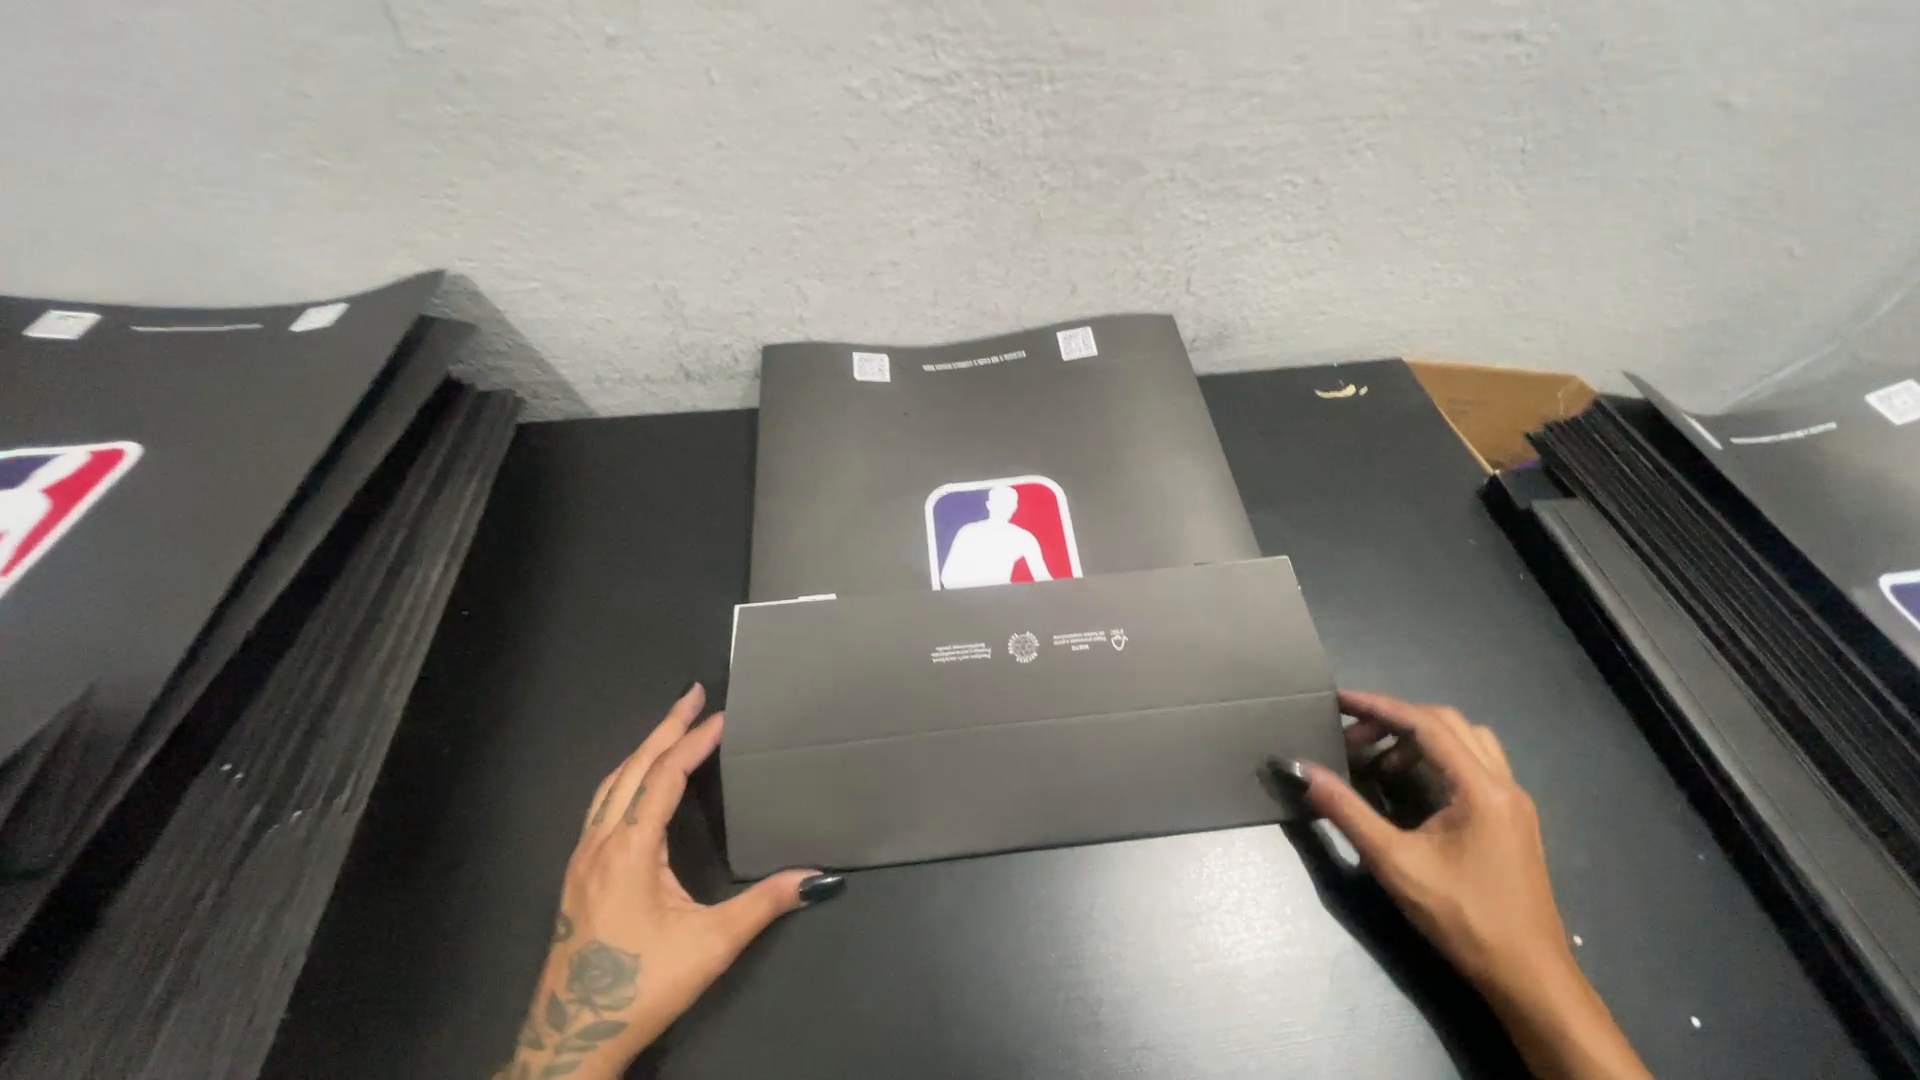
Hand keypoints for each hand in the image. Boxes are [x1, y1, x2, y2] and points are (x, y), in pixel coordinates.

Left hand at [497, 684, 845, 1079]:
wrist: (571, 1036)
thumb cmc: (641, 985)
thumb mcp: (711, 945)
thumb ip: (764, 904)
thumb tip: (819, 878)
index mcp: (629, 850)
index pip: (664, 776)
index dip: (694, 742)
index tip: (722, 716)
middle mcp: (600, 843)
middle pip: (632, 768)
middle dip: (664, 727)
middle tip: (692, 694)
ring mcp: (582, 857)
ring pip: (610, 784)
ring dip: (642, 749)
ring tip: (670, 725)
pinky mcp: (577, 873)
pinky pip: (601, 804)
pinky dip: (626, 776)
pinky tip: (638, 781)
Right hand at [1301, 690, 1650, 1079]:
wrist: (1527, 976)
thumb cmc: (1461, 917)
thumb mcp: (1393, 862)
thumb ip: (1346, 810)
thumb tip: (1302, 770)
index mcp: (1481, 788)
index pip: (1425, 724)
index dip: (1378, 707)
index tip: (1338, 701)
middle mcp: (1504, 784)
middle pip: (1447, 723)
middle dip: (1394, 720)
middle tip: (1351, 738)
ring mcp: (1513, 803)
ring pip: (1466, 741)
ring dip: (1418, 739)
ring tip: (1378, 763)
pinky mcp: (1511, 820)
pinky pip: (1473, 766)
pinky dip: (1436, 760)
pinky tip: (1409, 788)